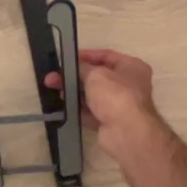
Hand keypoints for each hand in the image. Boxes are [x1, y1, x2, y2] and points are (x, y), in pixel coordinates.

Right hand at [45, 48, 167, 167]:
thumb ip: (81, 68)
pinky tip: (63, 106)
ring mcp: (119, 104)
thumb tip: (72, 68)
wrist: (125, 131)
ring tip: (55, 91)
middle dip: (75, 76)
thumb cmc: (115, 94)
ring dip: (75, 93)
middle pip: (97, 77)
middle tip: (54, 77)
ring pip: (92, 95)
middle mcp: (128, 84)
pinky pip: (91, 112)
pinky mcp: (110, 121)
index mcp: (132, 67)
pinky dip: (78, 110)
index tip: (68, 59)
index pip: (106, 56)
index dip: (86, 55)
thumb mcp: (95, 74)